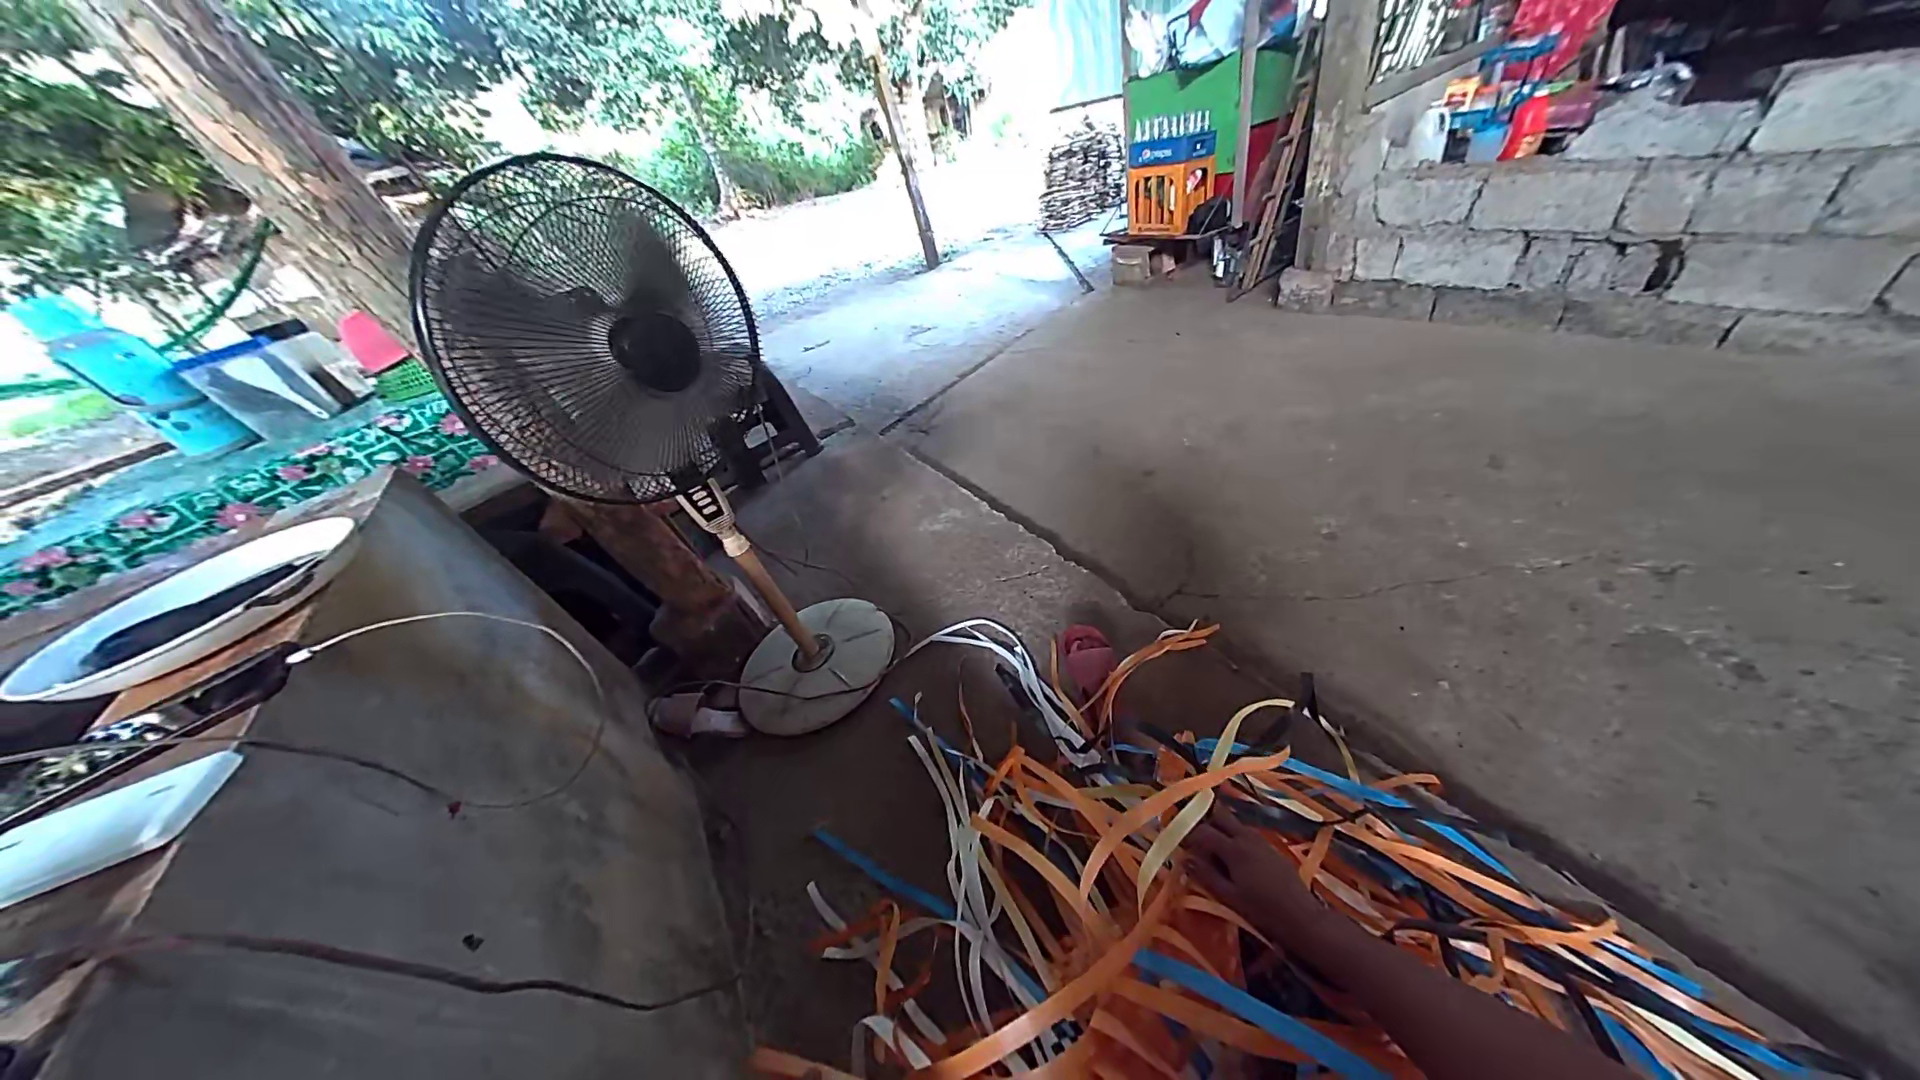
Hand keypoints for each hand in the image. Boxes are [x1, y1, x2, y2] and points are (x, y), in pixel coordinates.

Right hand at [1185, 805, 1325, 944]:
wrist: (1303, 919)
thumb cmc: (1263, 910)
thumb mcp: (1230, 897)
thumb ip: (1206, 875)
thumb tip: (1184, 859)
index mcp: (1233, 849)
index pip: (1203, 831)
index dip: (1189, 834)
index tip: (1180, 844)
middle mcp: (1246, 837)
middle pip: (1220, 815)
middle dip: (1205, 820)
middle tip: (1196, 838)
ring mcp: (1260, 841)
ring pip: (1234, 823)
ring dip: (1220, 829)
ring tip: (1213, 850)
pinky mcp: (1270, 848)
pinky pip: (1246, 833)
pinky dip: (1234, 837)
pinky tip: (1234, 858)